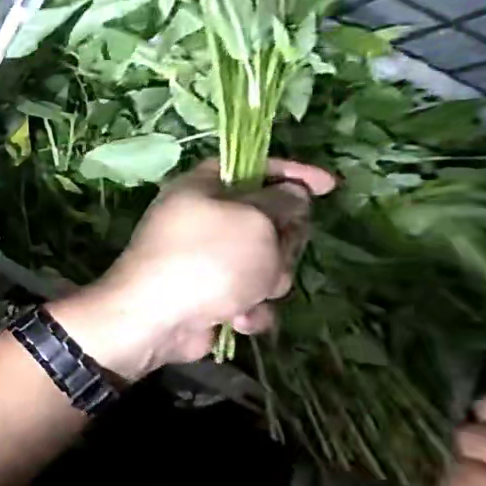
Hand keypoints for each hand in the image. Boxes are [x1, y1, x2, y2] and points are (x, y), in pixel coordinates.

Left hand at [48, 157, 334, 376]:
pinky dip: (250, 309)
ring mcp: (206, 259)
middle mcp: (201, 218)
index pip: (250, 166)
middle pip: (266, 219)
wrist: (156, 318)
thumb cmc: (206, 258)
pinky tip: (237, 318)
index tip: (328, 185)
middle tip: (276, 251)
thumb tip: (291, 193)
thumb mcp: (252, 219)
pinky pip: (251, 297)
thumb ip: (280, 202)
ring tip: (250, 291)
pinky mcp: (211, 295)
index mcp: (200, 187)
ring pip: (266, 262)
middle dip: (282, 242)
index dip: (290, 172)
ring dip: (268, 280)